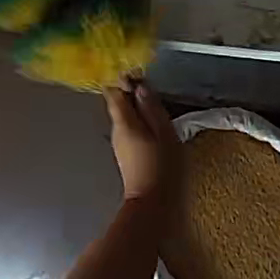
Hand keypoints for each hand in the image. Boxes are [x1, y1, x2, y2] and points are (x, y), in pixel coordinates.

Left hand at [103, 80, 177, 208]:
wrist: (152, 205)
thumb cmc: (162, 167)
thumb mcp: (165, 133)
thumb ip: (152, 108)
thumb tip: (140, 87)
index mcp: (124, 123)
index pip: (114, 93)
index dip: (122, 79)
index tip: (137, 73)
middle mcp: (116, 131)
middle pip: (118, 104)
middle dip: (131, 92)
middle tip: (151, 85)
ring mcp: (119, 144)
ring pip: (125, 117)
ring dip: (136, 107)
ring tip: (155, 102)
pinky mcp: (126, 154)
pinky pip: (129, 129)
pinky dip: (138, 121)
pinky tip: (154, 123)